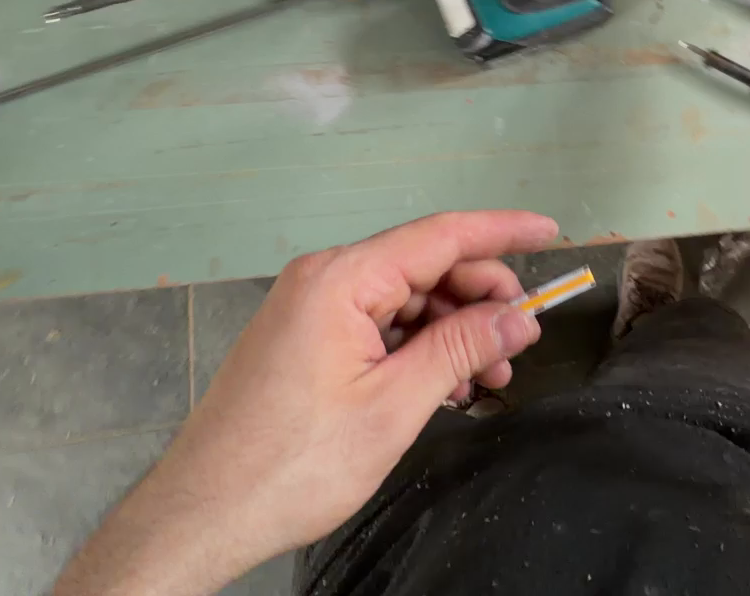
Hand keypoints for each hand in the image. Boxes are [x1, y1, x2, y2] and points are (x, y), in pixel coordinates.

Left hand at [53, 211, 557, 595]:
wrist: (198, 519)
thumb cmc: (294, 463)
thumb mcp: (394, 405)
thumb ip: (461, 348)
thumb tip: (520, 316)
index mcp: (343, 277)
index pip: (442, 234)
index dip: (503, 230)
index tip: (551, 231)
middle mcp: (328, 277)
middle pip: (428, 267)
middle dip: (481, 300)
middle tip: (521, 342)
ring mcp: (316, 306)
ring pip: (409, 299)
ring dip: (454, 331)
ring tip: (490, 376)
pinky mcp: (311, 336)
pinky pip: (383, 324)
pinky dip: (420, 347)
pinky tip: (448, 384)